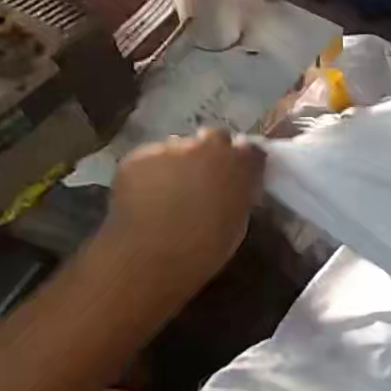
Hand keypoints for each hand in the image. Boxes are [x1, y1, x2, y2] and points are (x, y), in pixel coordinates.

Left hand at [95, 128, 265, 297]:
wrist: (154, 252)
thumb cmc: (208, 244)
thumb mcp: (239, 217)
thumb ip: (240, 192)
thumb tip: (234, 186)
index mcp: (241, 163)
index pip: (251, 149)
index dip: (245, 160)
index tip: (241, 173)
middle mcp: (210, 147)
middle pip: (216, 137)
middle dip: (213, 152)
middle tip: (205, 176)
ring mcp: (172, 148)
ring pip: (180, 146)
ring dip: (181, 159)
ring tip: (172, 185)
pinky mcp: (139, 156)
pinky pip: (151, 158)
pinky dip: (152, 170)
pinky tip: (148, 191)